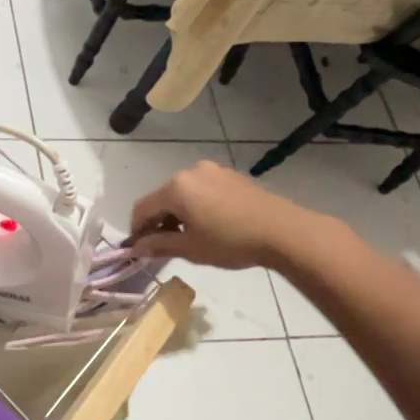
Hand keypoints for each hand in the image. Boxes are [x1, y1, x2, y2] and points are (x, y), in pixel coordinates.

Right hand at [128, 160, 331, 269]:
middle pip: (162, 198)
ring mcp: (213, 171)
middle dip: (158, 221)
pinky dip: (196, 205)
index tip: (138, 248)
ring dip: (178, 213)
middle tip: (162, 245)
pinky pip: (202, 189)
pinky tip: (209, 224)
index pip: (142, 208)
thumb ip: (158, 245)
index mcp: (175, 188)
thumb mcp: (190, 248)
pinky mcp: (231, 175)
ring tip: (188, 236)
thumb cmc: (231, 241)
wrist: (283, 231)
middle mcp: (190, 172)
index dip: (136, 229)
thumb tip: (136, 248)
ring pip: (183, 193)